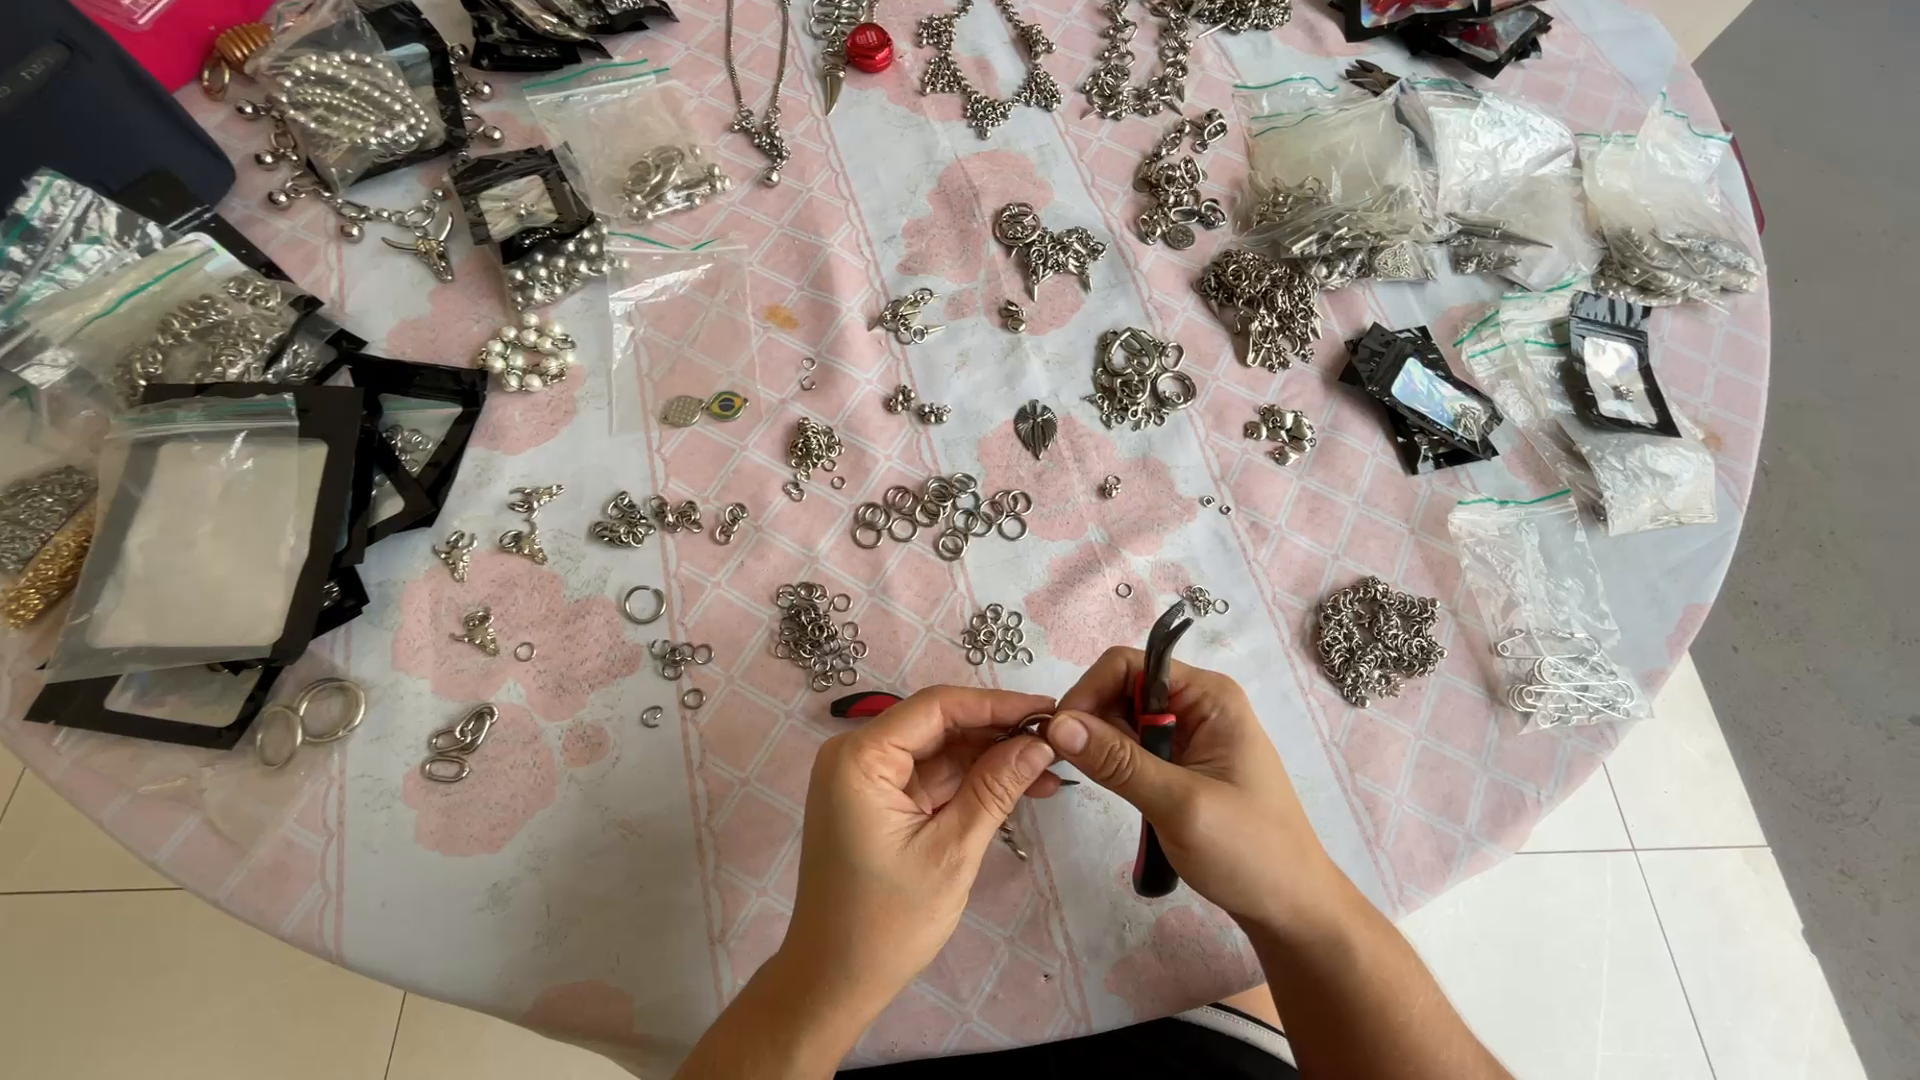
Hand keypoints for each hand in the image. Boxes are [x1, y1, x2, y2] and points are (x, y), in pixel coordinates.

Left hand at [777, 686, 1060, 1025]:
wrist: (834, 982)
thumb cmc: (887, 922)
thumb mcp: (951, 852)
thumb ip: (994, 788)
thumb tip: (1040, 744)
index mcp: (861, 758)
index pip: (937, 708)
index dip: (996, 704)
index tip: (1048, 710)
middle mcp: (858, 755)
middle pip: (939, 725)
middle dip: (998, 733)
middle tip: (1056, 741)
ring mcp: (869, 778)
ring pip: (941, 750)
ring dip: (991, 759)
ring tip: (1049, 769)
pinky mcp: (881, 800)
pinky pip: (933, 777)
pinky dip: (972, 782)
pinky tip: (1019, 786)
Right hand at [1048, 648, 1341, 930]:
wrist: (1292, 909)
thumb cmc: (1249, 852)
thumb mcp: (1180, 805)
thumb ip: (1118, 762)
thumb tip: (1056, 724)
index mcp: (1208, 697)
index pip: (1129, 666)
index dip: (1089, 691)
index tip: (1059, 734)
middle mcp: (1197, 705)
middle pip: (1121, 689)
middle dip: (1088, 717)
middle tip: (1057, 759)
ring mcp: (1189, 735)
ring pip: (1122, 719)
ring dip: (1096, 742)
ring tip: (1074, 773)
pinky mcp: (1180, 764)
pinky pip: (1132, 747)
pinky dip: (1111, 762)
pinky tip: (1101, 783)